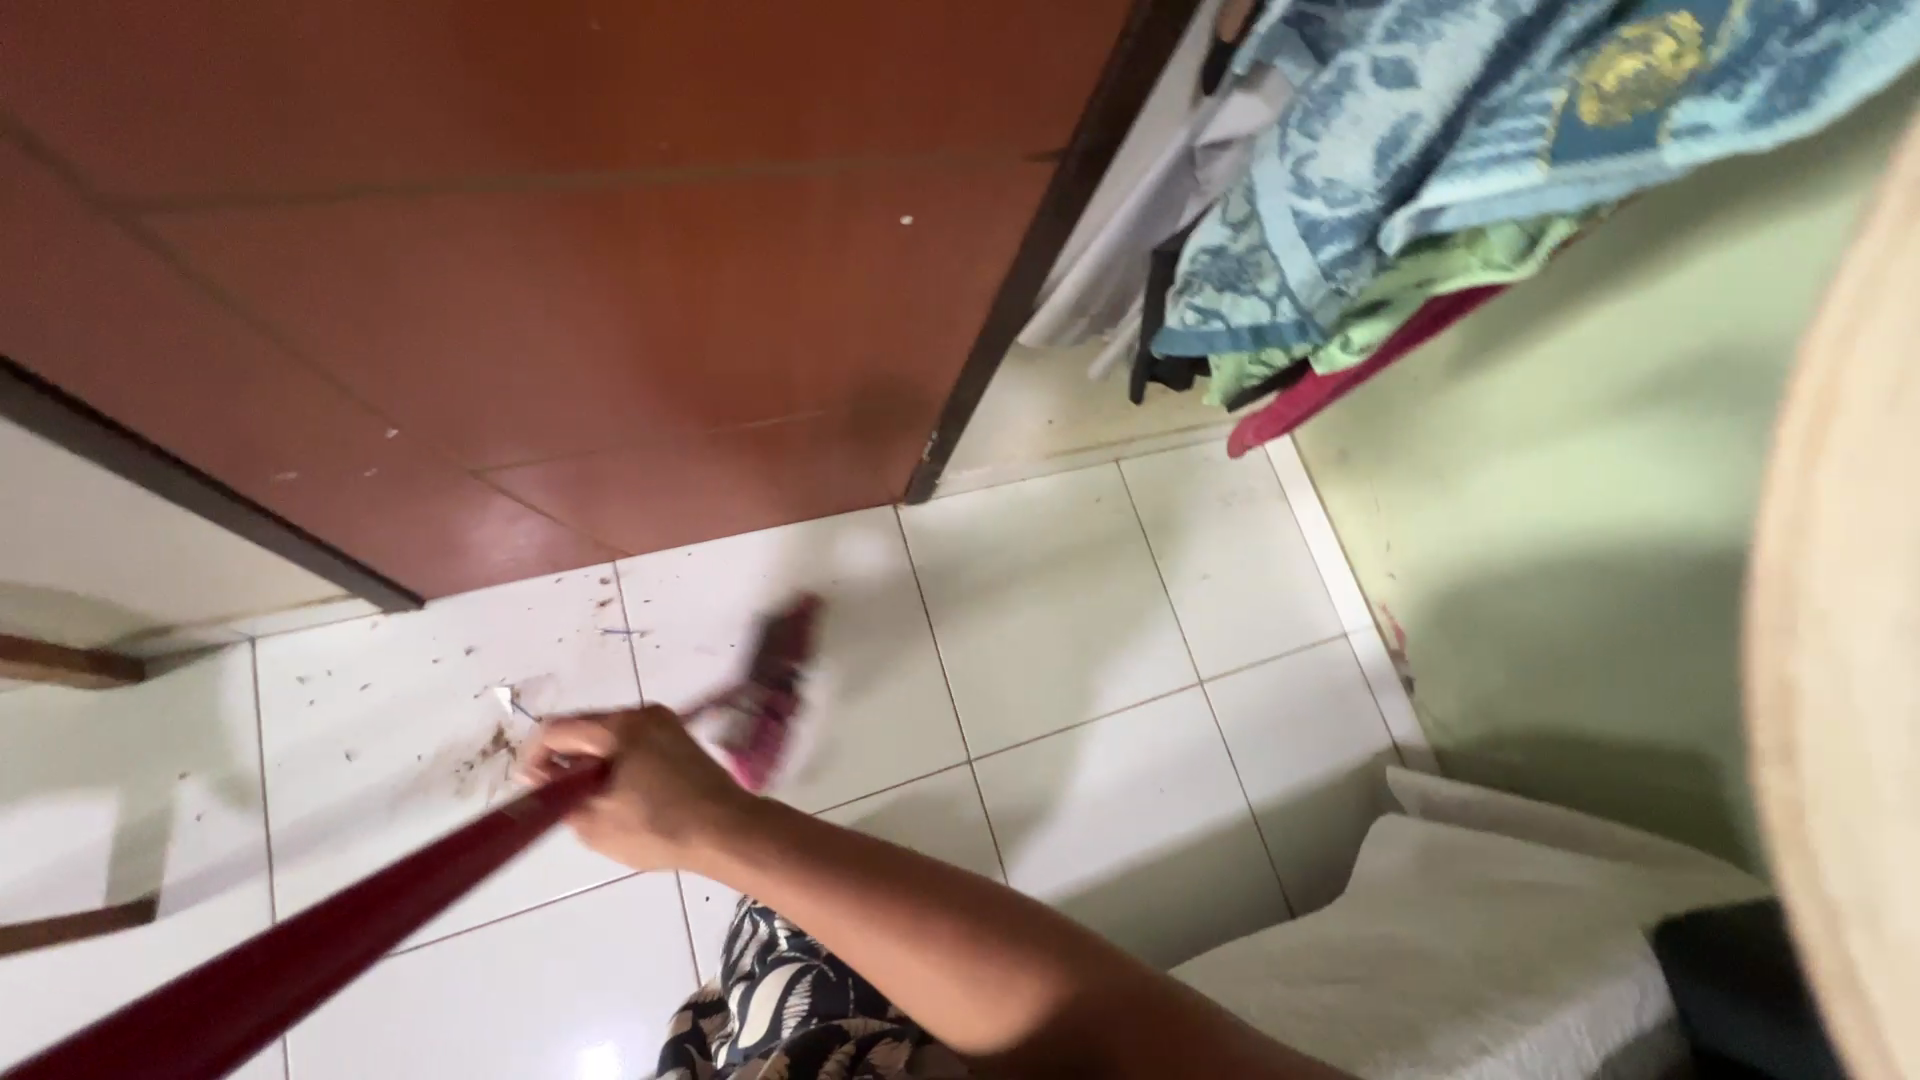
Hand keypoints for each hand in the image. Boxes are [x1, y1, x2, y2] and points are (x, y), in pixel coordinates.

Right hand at [517, 705, 757, 871]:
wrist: (726, 829)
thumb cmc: (658, 827)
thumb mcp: (594, 820)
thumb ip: (560, 793)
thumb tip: (545, 774)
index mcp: (621, 725)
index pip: (556, 729)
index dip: (533, 758)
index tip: (531, 789)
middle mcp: (644, 713)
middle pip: (585, 727)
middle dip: (564, 759)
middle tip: (560, 797)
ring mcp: (666, 723)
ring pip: (610, 735)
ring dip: (592, 761)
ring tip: (591, 799)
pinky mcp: (680, 739)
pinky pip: (634, 742)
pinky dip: (617, 761)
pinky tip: (621, 793)